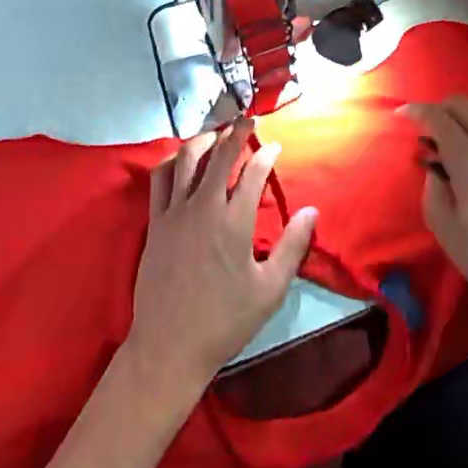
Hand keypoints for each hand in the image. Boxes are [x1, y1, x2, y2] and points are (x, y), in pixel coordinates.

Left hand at [123, 122, 318, 388]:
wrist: (169, 347)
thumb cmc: (225, 321)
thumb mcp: (270, 289)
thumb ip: (293, 246)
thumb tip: (312, 211)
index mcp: (234, 222)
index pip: (253, 172)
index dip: (267, 154)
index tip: (275, 146)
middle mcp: (203, 207)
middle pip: (220, 155)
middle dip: (237, 132)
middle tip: (248, 120)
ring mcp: (174, 212)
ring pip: (187, 158)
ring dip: (204, 139)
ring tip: (217, 132)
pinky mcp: (155, 222)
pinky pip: (160, 179)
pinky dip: (172, 160)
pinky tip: (181, 157)